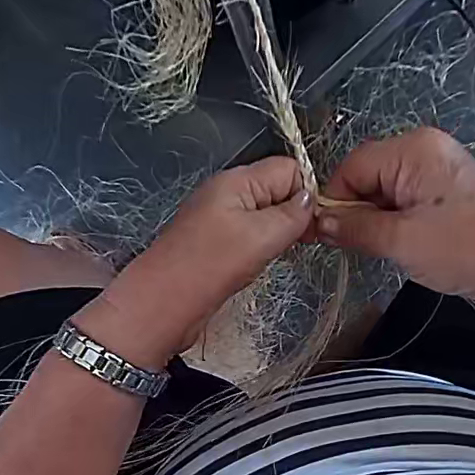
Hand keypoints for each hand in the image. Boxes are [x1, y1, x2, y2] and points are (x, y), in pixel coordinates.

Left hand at [76, 156, 312, 367]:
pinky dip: (260, 250)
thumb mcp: (260, 235)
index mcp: (236, 180)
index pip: (288, 169)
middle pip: (276, 192)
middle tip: (300, 244)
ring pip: (264, 218)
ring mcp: (218, 221)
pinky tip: (257, 266)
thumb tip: (311, 198)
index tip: (313, 226)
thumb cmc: (211, 265)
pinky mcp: (214, 246)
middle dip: (293, 216)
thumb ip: (292, 214)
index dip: (305, 193)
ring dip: (277, 236)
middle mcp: (227, 194)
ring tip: (275, 256)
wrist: (161, 306)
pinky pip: (249, 238)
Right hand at [316, 128, 474, 306]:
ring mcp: (442, 169)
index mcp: (411, 149)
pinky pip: (409, 200)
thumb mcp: (401, 241)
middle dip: (356, 211)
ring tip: (384, 250)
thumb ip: (355, 227)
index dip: (333, 201)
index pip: (350, 166)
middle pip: (368, 175)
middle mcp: (425, 149)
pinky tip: (405, 246)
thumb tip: (320, 221)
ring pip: (388, 191)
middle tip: (355, 248)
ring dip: (377, 221)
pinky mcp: (453, 191)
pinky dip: (398, 222)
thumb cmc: (465, 248)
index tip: (325, 237)